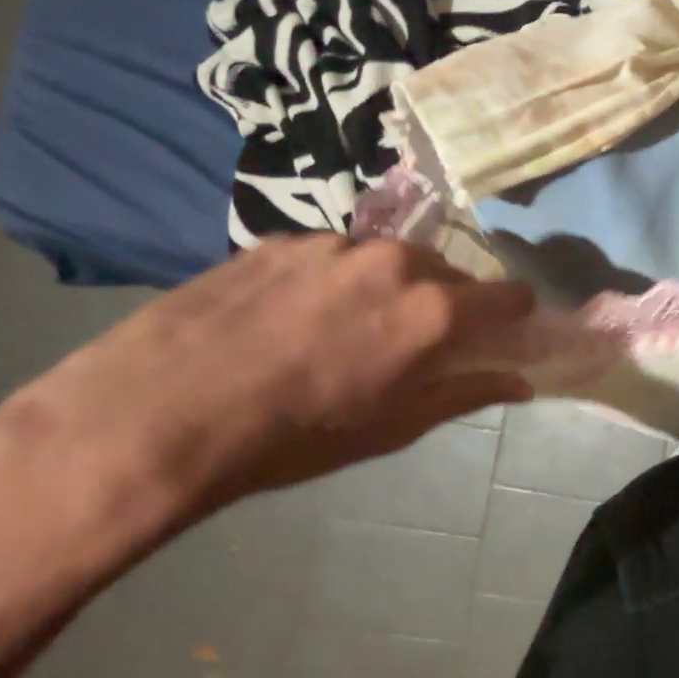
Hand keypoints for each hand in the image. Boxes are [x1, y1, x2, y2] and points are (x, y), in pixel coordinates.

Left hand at [0, 235, 535, 525]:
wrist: (157, 415)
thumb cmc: (296, 437)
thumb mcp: (395, 426)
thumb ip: (468, 392)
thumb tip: (521, 383)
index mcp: (436, 311)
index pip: (508, 294)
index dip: (512, 315)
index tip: (502, 334)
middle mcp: (396, 263)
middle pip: (451, 273)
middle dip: (449, 302)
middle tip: (417, 342)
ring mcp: (336, 244)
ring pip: (391, 259)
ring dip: (392, 287)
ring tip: (349, 327)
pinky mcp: (281, 240)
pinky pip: (337, 254)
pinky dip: (339, 279)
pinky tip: (298, 316)